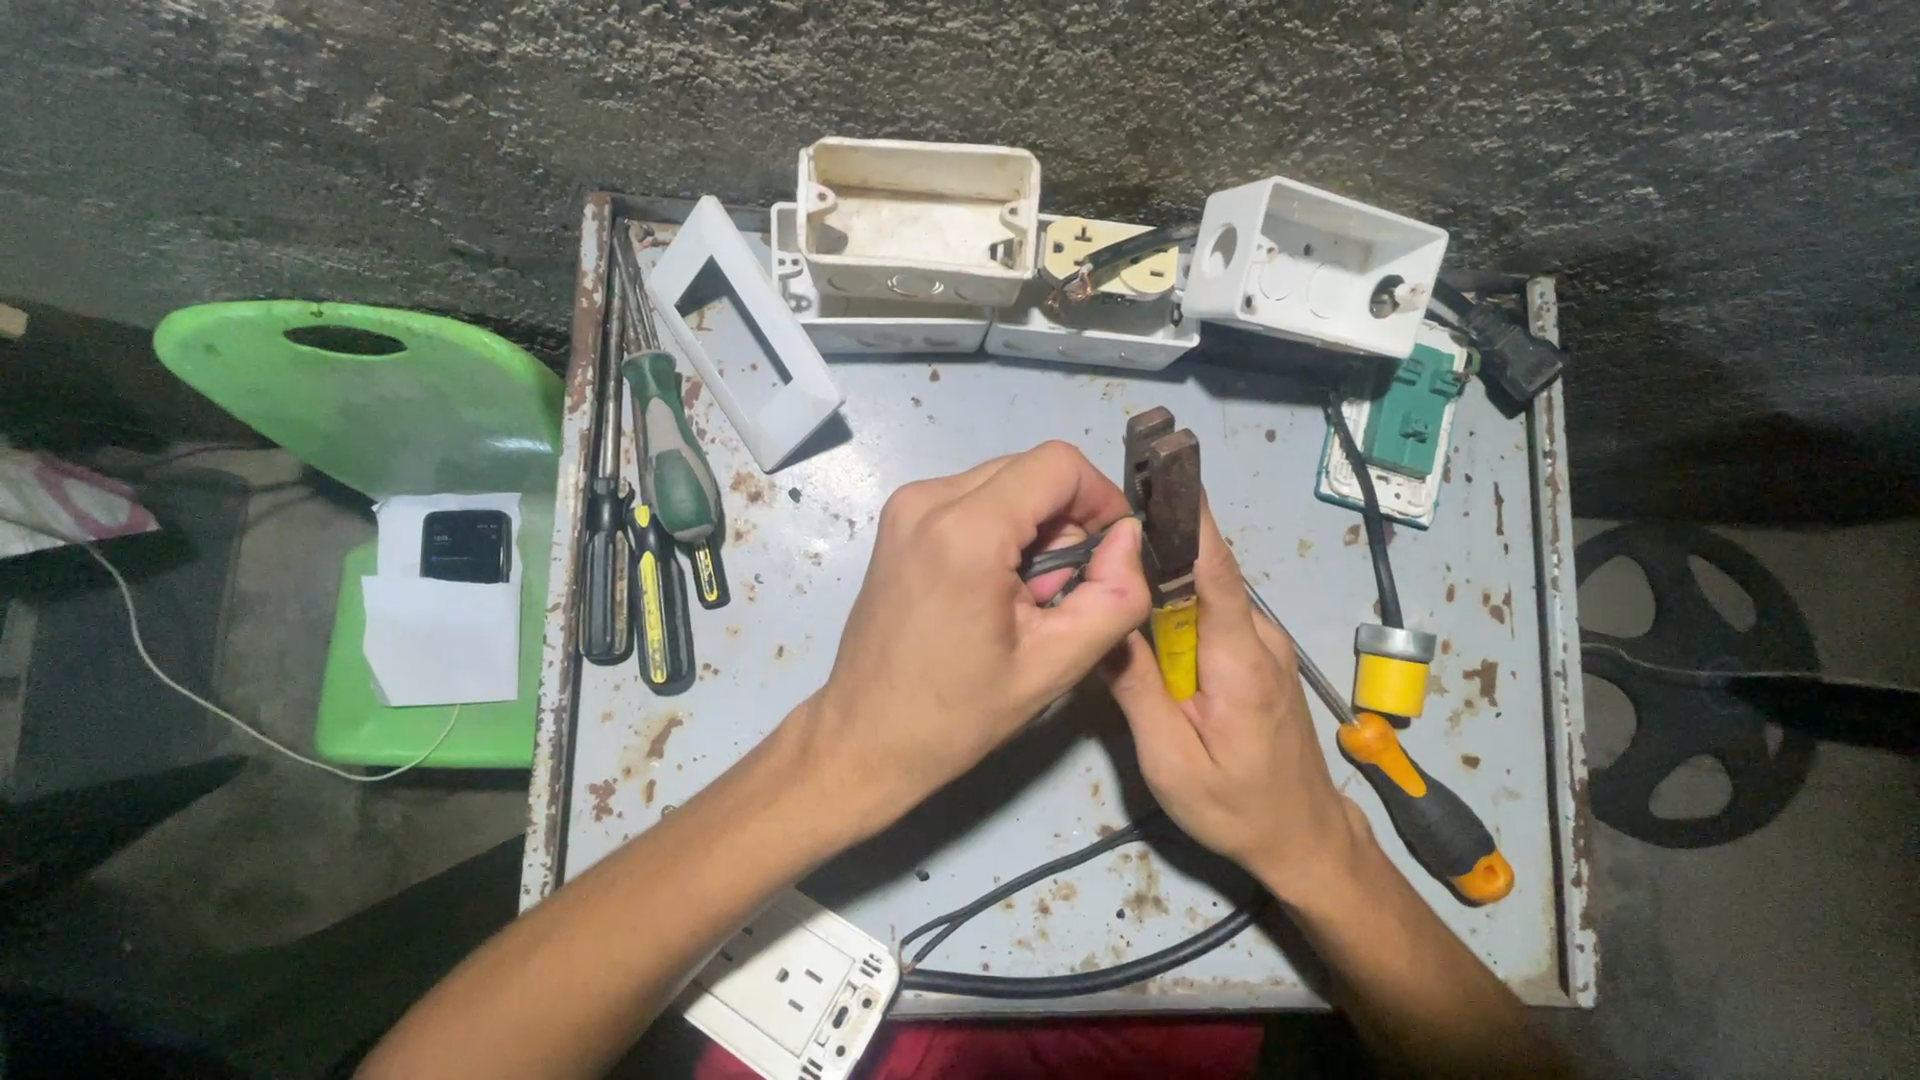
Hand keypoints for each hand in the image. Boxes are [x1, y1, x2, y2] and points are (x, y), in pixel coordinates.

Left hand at [796, 442, 1151, 834]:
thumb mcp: (1055, 665)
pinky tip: (992, 590)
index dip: (1101, 498)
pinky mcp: (897, 520)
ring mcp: (905, 506)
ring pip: (1004, 484)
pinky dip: (1000, 531)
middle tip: (1060, 592)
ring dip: (1034, 530)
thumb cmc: (957, 712)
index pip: (1059, 465)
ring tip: (1024, 600)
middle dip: (1066, 522)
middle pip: (1031, 471)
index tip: (1112, 551)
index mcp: (966, 532)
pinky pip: (972, 500)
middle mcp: (927, 499)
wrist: (866, 735)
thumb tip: (1128, 538)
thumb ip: (1114, 597)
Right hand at [1103, 501, 1370, 902]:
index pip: (1214, 570)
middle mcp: (1259, 638)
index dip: (1190, 519)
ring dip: (1162, 581)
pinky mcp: (1259, 657)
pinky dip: (1178, 608)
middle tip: (1096, 537)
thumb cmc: (1236, 806)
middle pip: (1204, 574)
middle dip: (1154, 548)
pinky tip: (1144, 619)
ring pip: (1206, 594)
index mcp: (1240, 659)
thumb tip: (1105, 623)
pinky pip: (1213, 616)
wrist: (1302, 839)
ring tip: (1108, 574)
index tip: (1163, 472)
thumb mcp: (1171, 760)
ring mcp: (1264, 645)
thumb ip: (1137, 689)